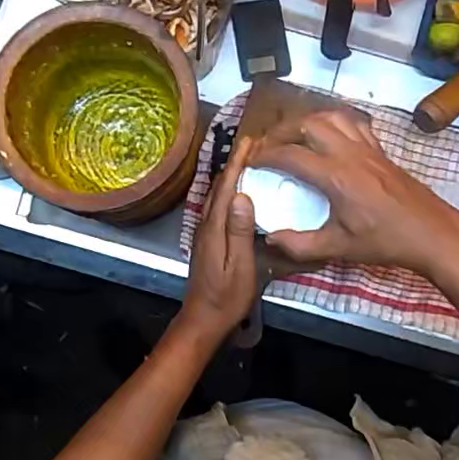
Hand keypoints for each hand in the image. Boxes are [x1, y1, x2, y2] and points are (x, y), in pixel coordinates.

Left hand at [178, 135, 261, 339]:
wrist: (204, 319)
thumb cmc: (226, 296)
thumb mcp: (240, 265)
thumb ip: (240, 231)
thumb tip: (242, 194)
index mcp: (215, 227)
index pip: (227, 187)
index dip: (238, 162)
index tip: (251, 140)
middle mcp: (206, 224)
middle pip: (220, 186)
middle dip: (235, 162)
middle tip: (254, 144)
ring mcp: (205, 232)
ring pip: (218, 195)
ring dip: (231, 175)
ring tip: (248, 161)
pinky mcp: (209, 240)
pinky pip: (219, 206)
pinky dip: (229, 191)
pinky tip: (240, 193)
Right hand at [252, 109, 458, 274]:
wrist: (432, 233)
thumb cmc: (386, 241)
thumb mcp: (339, 247)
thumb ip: (300, 244)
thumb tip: (271, 238)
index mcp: (336, 176)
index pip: (290, 155)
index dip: (265, 155)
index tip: (251, 162)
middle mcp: (350, 154)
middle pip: (308, 124)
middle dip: (282, 131)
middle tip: (269, 146)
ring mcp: (368, 149)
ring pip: (332, 116)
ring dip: (308, 121)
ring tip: (295, 136)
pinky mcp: (381, 151)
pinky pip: (354, 124)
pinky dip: (335, 122)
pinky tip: (330, 136)